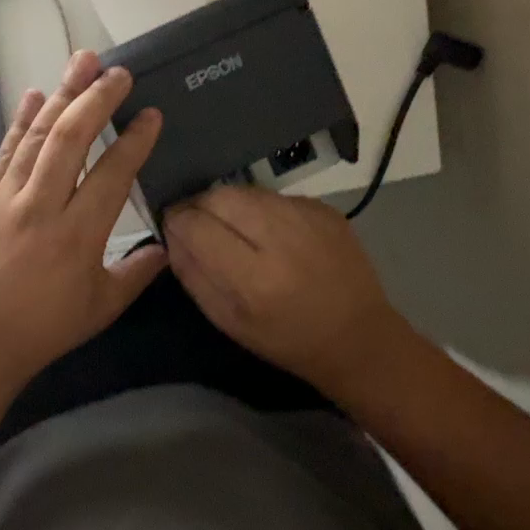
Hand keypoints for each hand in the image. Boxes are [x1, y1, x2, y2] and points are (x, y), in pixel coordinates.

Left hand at [0, 51, 166, 393]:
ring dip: (61, 97)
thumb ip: (138, 273)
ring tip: (81, 63)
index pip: (112, 174)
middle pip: (70, 139)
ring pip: (36, 137)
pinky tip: (35, 96)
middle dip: (96, 99)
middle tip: (118, 72)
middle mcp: (42, 208)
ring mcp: (8, 200)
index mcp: (78, 236)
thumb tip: (166, 247)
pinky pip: (4, 153)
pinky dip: (20, 122)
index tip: (151, 114)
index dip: (135, 141)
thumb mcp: (102, 307)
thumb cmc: (46, 328)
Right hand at [163, 187, 409, 398]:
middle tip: (198, 225)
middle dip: (199, 206)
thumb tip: (171, 234)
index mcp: (254, 277)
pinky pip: (274, 196)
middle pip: (218, 196)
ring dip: (228, 205)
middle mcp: (281, 238)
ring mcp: (307, 218)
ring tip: (233, 230)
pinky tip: (269, 234)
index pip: (195, 224)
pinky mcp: (324, 209)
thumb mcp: (227, 321)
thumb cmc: (286, 339)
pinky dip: (260, 209)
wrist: (357, 336)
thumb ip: (192, 274)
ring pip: (245, 190)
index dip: (176, 221)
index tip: (172, 228)